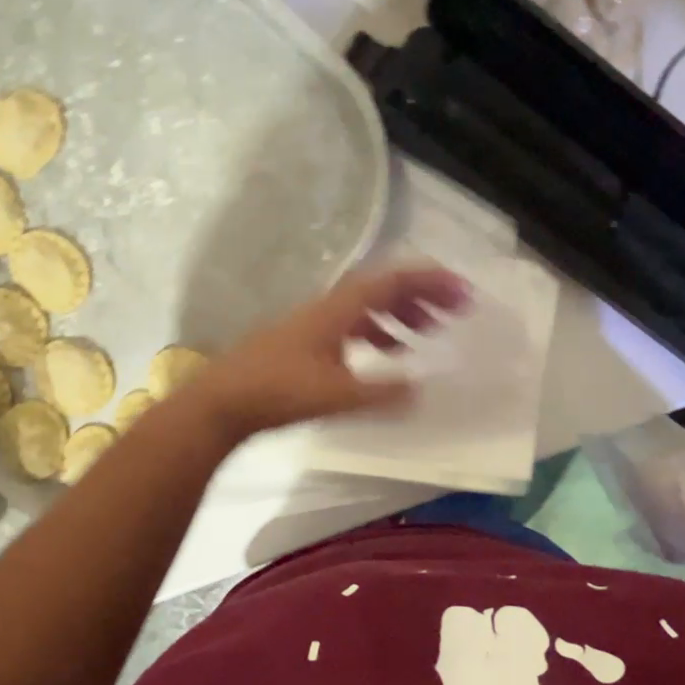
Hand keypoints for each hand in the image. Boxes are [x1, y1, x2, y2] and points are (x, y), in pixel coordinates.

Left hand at [183, 268, 470, 439]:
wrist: (221, 402)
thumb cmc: (278, 392)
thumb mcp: (337, 396)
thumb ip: (381, 394)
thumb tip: (423, 390)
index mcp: (339, 310)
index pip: (393, 282)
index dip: (431, 282)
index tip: (464, 292)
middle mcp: (329, 309)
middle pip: (383, 289)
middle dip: (422, 296)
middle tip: (455, 312)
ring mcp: (315, 325)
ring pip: (367, 308)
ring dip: (401, 315)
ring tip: (428, 333)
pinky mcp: (305, 344)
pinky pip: (353, 328)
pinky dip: (378, 335)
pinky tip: (387, 357)